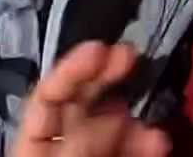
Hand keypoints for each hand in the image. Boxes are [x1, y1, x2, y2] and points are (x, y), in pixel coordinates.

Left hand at [15, 42, 169, 156]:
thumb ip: (77, 140)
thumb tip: (111, 111)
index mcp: (33, 138)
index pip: (49, 91)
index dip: (73, 67)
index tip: (100, 46)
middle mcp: (59, 140)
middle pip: (82, 102)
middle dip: (106, 76)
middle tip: (129, 53)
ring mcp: (88, 154)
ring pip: (111, 129)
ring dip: (134, 116)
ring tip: (152, 110)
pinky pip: (127, 151)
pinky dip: (144, 144)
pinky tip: (159, 139)